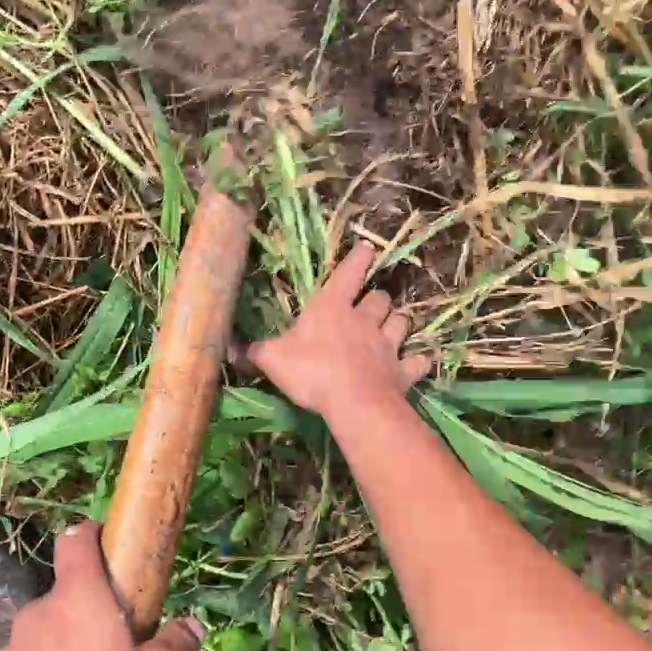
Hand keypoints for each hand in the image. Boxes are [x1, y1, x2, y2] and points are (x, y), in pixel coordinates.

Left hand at [0, 521, 203, 650]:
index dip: (94, 536)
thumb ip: (178, 647)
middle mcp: (38, 612)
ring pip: (49, 634)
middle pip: (68, 595)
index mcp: (76, 596)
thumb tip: (189, 625)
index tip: (113, 551)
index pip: (76, 538)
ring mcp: (12, 650)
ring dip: (70, 649)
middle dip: (92, 615)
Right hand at [247, 242, 431, 425]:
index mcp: (332, 308)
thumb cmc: (312, 371)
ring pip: (401, 322)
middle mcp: (363, 320)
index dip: (358, 259)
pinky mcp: (402, 372)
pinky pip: (417, 362)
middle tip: (373, 302)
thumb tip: (231, 348)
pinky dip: (419, 360)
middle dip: (377, 298)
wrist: (355, 403)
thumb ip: (255, 352)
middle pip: (379, 299)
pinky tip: (420, 361)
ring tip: (395, 323)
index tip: (368, 247)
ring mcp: (387, 345)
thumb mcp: (273, 359)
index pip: (348, 274)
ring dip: (398, 321)